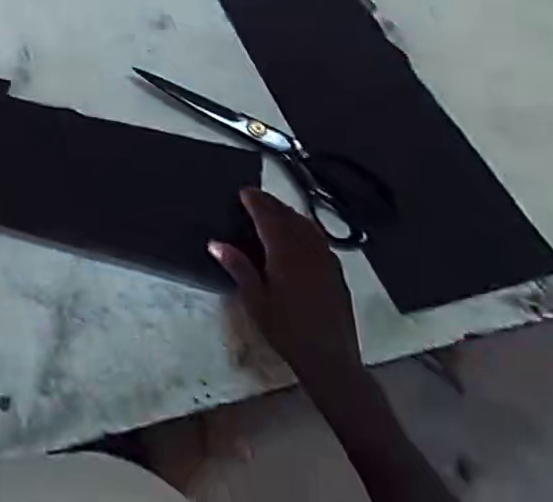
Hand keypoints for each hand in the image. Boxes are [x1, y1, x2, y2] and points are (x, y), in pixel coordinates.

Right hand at [210, 188, 363, 386]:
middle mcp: (307, 250)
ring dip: (289, 213)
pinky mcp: (336, 272)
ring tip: (275, 210)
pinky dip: (305, 227)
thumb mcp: (255, 300)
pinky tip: (300, 234)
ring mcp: (326, 260)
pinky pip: (319, 238)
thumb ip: (238, 267)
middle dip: (271, 203)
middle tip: (255, 196)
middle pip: (288, 216)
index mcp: (284, 253)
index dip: (256, 202)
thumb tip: (216, 244)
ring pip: (306, 225)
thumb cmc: (286, 330)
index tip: (244, 192)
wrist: (330, 359)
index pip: (269, 217)